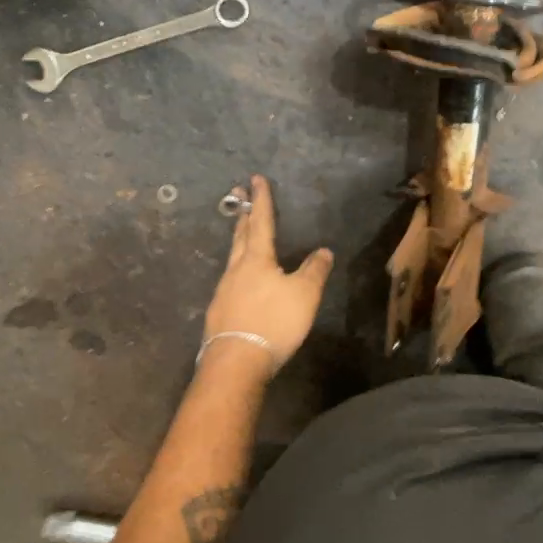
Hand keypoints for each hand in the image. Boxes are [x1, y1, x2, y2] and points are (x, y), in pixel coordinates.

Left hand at [202, 175, 333, 375]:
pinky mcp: (219, 313)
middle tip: (240, 194)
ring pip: (233, 258)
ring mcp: (223, 292)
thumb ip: (315, 270)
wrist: (235, 364)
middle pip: (240, 235)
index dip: (262, 200)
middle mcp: (236, 270)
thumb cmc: (273, 322)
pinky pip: (230, 280)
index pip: (262, 222)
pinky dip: (238, 270)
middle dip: (244, 214)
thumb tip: (323, 251)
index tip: (256, 179)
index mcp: (257, 259)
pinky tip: (241, 280)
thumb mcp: (304, 294)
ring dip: (238, 240)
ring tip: (243, 234)